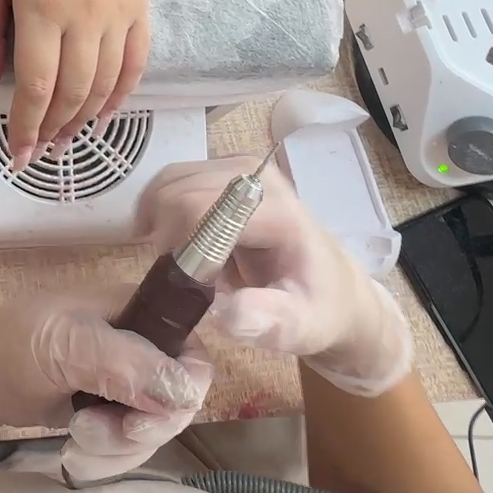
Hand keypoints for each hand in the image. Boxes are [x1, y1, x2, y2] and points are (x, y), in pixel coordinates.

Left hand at [0, 0, 148, 167]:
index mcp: (41, 5)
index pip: (37, 84)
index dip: (25, 125)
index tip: (16, 152)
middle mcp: (85, 13)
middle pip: (73, 92)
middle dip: (53, 131)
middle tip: (39, 153)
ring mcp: (119, 11)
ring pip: (105, 85)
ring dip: (83, 121)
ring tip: (65, 141)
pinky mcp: (140, 7)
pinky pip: (136, 64)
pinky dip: (121, 96)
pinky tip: (102, 115)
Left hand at [0, 286, 211, 477]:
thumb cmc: (12, 344)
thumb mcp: (63, 344)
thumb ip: (122, 361)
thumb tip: (183, 388)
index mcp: (134, 308)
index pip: (191, 346)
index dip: (186, 386)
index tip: (147, 416)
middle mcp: (138, 340)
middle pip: (178, 396)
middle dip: (142, 427)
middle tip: (96, 432)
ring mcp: (125, 376)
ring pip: (156, 425)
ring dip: (120, 445)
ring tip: (77, 435)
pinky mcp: (110, 407)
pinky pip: (133, 440)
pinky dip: (110, 454)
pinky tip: (78, 445)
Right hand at [137, 157, 412, 396]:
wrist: (331, 285)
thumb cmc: (316, 307)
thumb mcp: (303, 327)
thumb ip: (271, 322)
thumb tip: (229, 313)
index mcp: (275, 210)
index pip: (197, 206)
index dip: (176, 241)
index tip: (185, 279)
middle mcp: (254, 176)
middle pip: (177, 190)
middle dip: (165, 232)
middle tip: (181, 271)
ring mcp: (237, 165)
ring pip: (169, 181)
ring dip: (161, 220)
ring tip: (179, 256)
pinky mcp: (223, 167)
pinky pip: (174, 180)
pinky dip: (162, 209)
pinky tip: (177, 239)